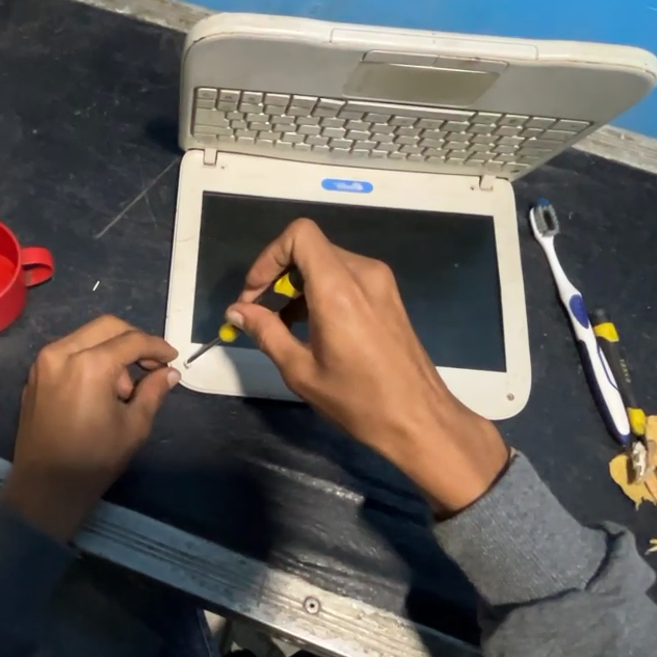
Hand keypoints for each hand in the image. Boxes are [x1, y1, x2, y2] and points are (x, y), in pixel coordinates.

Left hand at [2, 316, 179, 539]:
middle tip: (151, 364)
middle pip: (107, 327)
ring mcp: (43, 363)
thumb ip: (153, 392)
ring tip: (123, 389)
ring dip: (110, 350)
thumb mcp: (134, 426)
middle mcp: (62, 353)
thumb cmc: (94, 460)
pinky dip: (89, 359)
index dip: (156, 347)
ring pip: (86, 337)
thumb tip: (170, 373)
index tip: (172, 358)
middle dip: (134, 340)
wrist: (45, 488)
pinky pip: (68, 353)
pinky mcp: (35, 376)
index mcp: (89, 365)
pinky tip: (101, 389)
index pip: (131, 341)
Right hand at [228, 219, 508, 516]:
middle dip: (277, 274)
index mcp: (338, 289)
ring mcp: (380, 283)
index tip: (254, 294)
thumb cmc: (358, 401)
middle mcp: (363, 274)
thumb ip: (266, 332)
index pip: (300, 236)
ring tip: (281, 324)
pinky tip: (309, 326)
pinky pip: (345, 277)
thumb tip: (236, 311)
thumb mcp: (301, 371)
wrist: (419, 421)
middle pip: (310, 248)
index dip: (268, 257)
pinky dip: (319, 291)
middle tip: (259, 311)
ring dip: (297, 284)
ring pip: (326, 262)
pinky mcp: (388, 296)